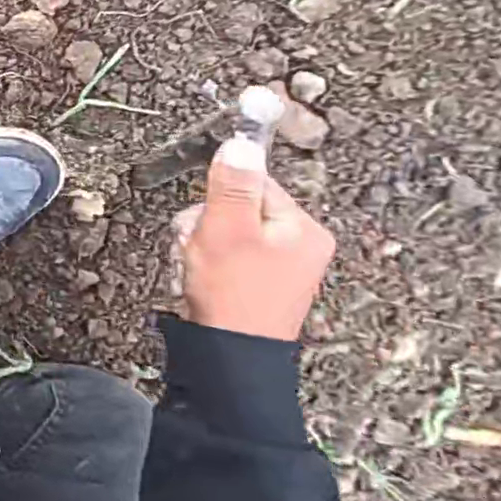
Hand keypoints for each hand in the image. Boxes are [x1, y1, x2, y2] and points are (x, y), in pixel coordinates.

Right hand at [176, 139, 335, 340]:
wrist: (227, 358)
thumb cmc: (231, 294)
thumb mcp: (227, 228)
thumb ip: (233, 184)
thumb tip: (242, 142)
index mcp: (303, 229)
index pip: (254, 183)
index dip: (219, 197)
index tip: (208, 217)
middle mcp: (297, 245)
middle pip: (236, 206)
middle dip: (206, 222)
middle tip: (202, 246)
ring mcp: (277, 265)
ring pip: (224, 229)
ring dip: (200, 241)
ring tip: (197, 265)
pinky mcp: (256, 281)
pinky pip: (224, 252)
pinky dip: (205, 260)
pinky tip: (199, 277)